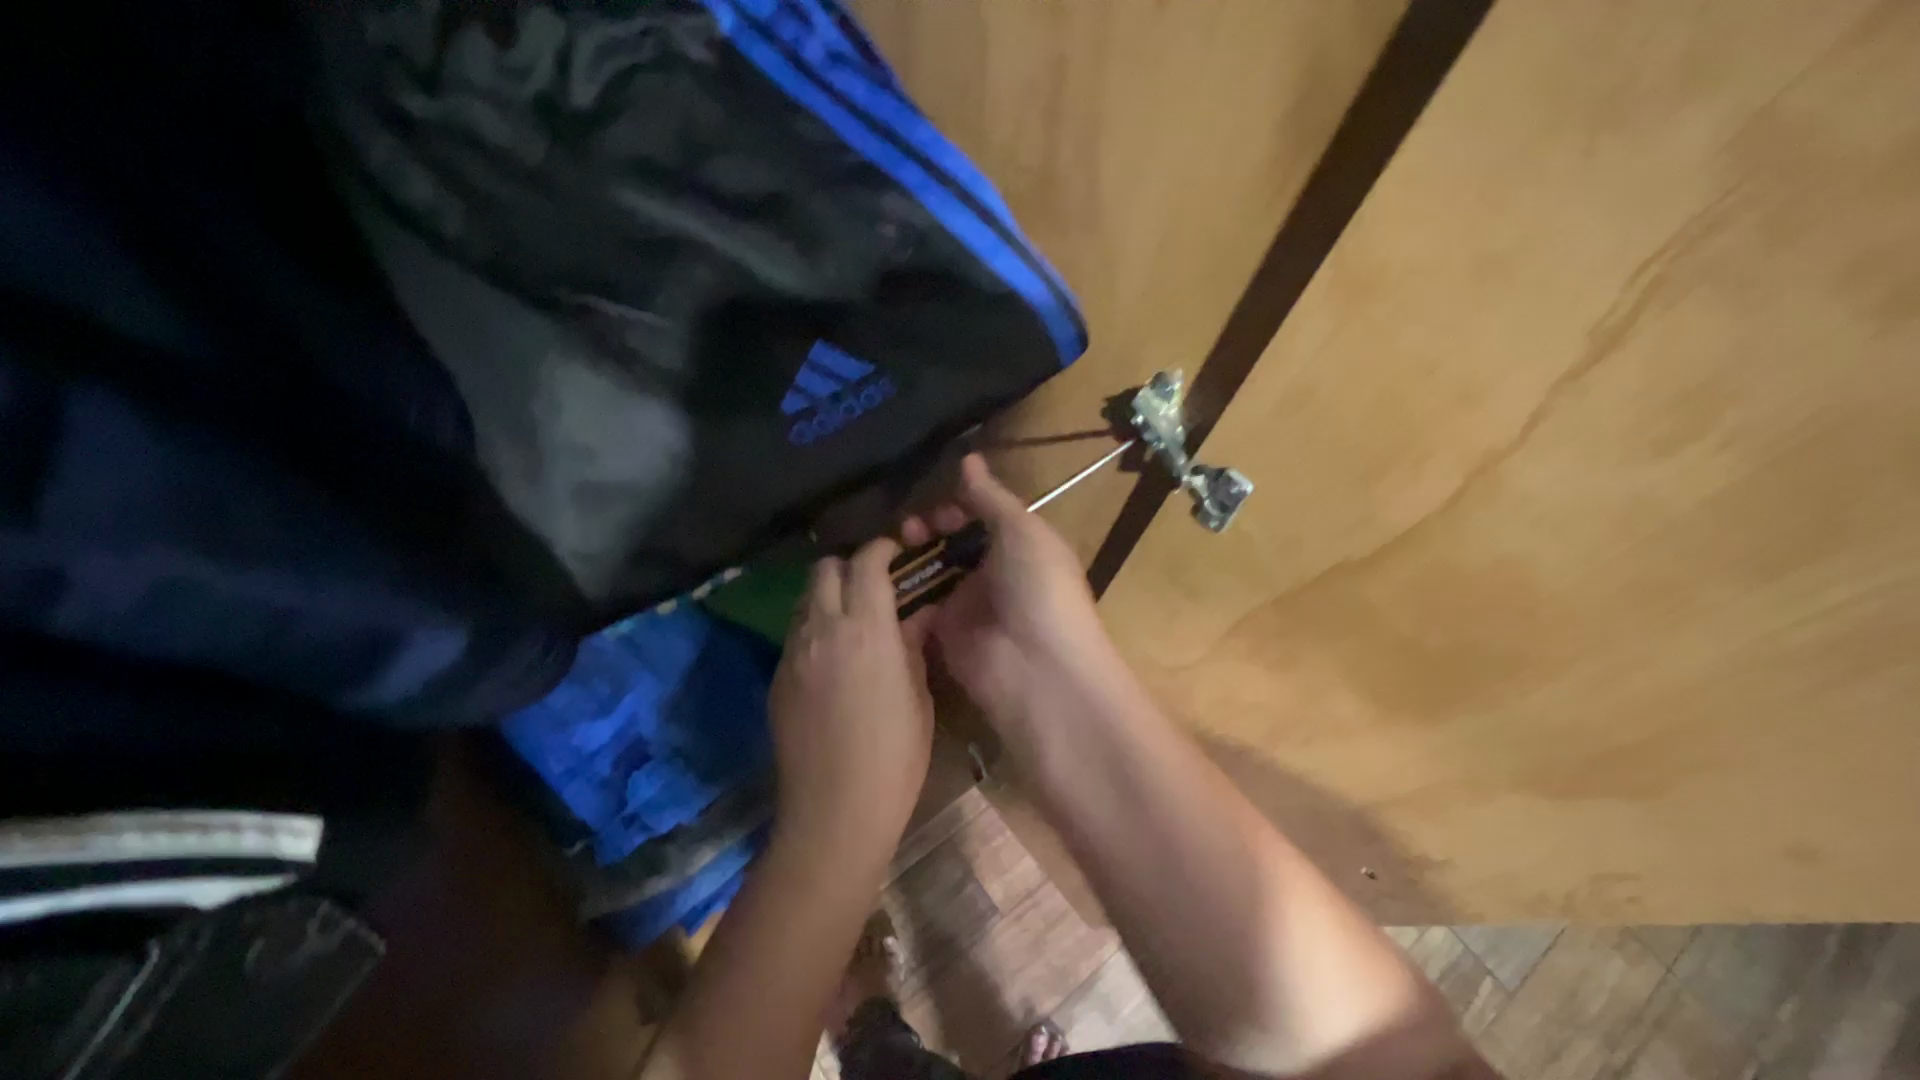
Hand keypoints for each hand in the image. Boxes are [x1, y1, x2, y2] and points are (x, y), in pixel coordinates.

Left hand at [767, 538, 935, 849]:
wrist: (835, 810)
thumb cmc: (895, 756)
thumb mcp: (918, 697)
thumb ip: (915, 645)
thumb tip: (920, 614)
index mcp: (866, 628)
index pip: (866, 563)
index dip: (882, 549)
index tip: (896, 552)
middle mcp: (822, 629)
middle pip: (824, 570)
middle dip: (848, 567)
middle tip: (873, 586)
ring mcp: (792, 654)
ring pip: (804, 602)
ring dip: (827, 598)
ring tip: (853, 622)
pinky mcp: (776, 680)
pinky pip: (795, 637)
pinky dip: (814, 632)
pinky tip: (834, 662)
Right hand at [903, 454, 1124, 732]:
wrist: (1036, 668)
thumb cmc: (1039, 587)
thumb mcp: (1022, 531)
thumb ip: (990, 497)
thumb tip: (968, 458)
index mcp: (1020, 547)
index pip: (981, 518)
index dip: (957, 506)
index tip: (936, 507)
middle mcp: (994, 575)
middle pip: (951, 543)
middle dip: (927, 530)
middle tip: (907, 530)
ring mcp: (967, 607)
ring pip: (931, 573)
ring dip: (909, 558)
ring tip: (888, 549)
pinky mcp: (943, 636)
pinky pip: (917, 608)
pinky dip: (899, 594)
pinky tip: (877, 579)